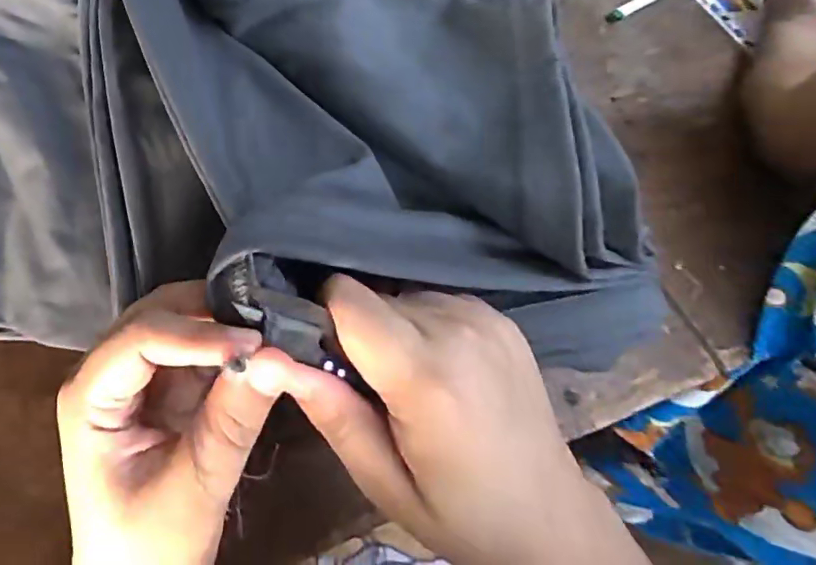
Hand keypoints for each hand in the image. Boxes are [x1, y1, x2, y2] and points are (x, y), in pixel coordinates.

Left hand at [57, 282, 287, 564]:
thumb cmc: (149, 548)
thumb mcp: (196, 489)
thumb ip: (232, 421)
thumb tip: (274, 358)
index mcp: (88, 395)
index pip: (141, 338)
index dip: (197, 333)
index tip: (250, 342)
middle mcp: (101, 370)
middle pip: (154, 315)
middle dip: (208, 315)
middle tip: (263, 326)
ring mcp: (127, 373)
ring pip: (173, 319)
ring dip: (216, 322)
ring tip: (262, 334)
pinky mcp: (155, 383)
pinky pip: (189, 345)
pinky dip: (220, 343)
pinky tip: (250, 350)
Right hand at [261, 277, 646, 564]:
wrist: (554, 521)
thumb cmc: (460, 514)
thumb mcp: (383, 480)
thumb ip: (327, 411)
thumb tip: (262, 359)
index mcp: (425, 373)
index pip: (345, 295)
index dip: (325, 318)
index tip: (330, 359)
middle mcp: (455, 327)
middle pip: (370, 294)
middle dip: (358, 329)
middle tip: (375, 386)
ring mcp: (482, 314)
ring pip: (399, 294)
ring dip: (391, 326)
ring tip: (412, 380)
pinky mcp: (497, 313)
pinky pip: (432, 298)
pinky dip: (422, 324)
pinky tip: (444, 368)